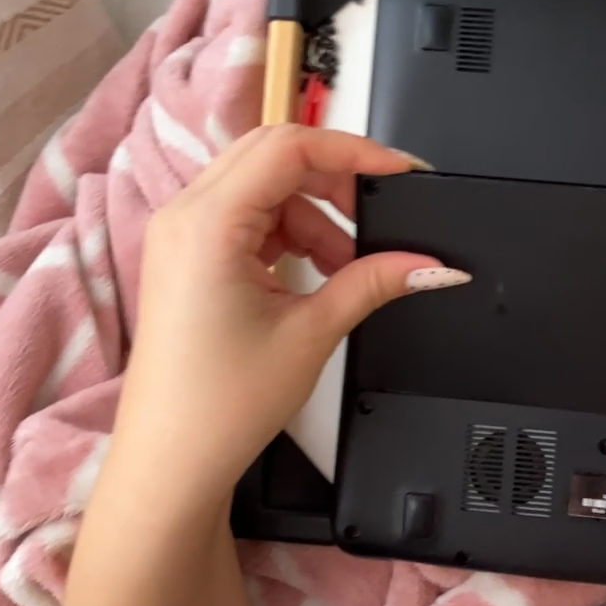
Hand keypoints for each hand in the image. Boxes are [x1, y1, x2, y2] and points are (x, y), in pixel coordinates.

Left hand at [117, 125, 467, 492]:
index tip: (398, 171)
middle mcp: (185, 216)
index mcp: (207, 224)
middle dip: (334, 180)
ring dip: (314, 215)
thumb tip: (431, 265)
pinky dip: (290, 233)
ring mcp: (182, 235)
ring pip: (264, 188)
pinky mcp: (189, 256)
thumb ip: (375, 283)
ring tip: (348, 267)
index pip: (289, 148)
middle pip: (274, 157)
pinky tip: (317, 272)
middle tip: (375, 215)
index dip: (353, 151)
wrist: (174, 458)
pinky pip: (249, 217)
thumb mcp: (313, 331)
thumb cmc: (221, 403)